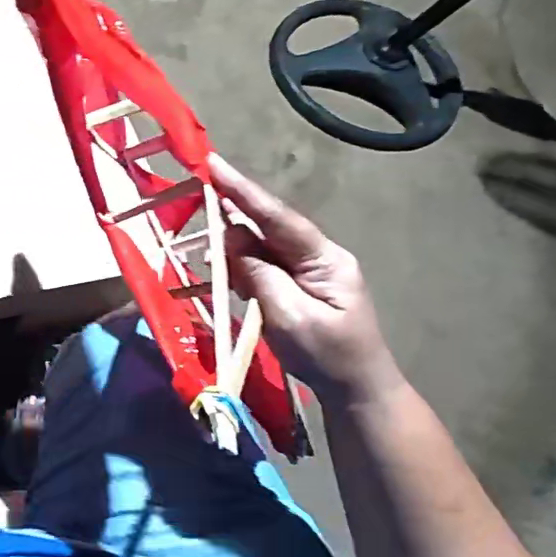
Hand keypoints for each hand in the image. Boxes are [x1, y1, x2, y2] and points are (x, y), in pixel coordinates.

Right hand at [210, 154, 403, 403]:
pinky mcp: (297, 284)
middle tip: (198, 199)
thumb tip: (232, 241)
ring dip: (233, 247)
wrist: (357, 392)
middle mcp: (317, 255)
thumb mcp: (291, 319)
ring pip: (262, 245)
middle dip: (233, 214)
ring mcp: (308, 269)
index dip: (244, 191)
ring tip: (208, 251)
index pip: (279, 218)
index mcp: (325, 259)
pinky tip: (226, 271)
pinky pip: (263, 265)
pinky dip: (241, 266)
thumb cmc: (329, 357)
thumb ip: (259, 276)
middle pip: (268, 227)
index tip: (214, 164)